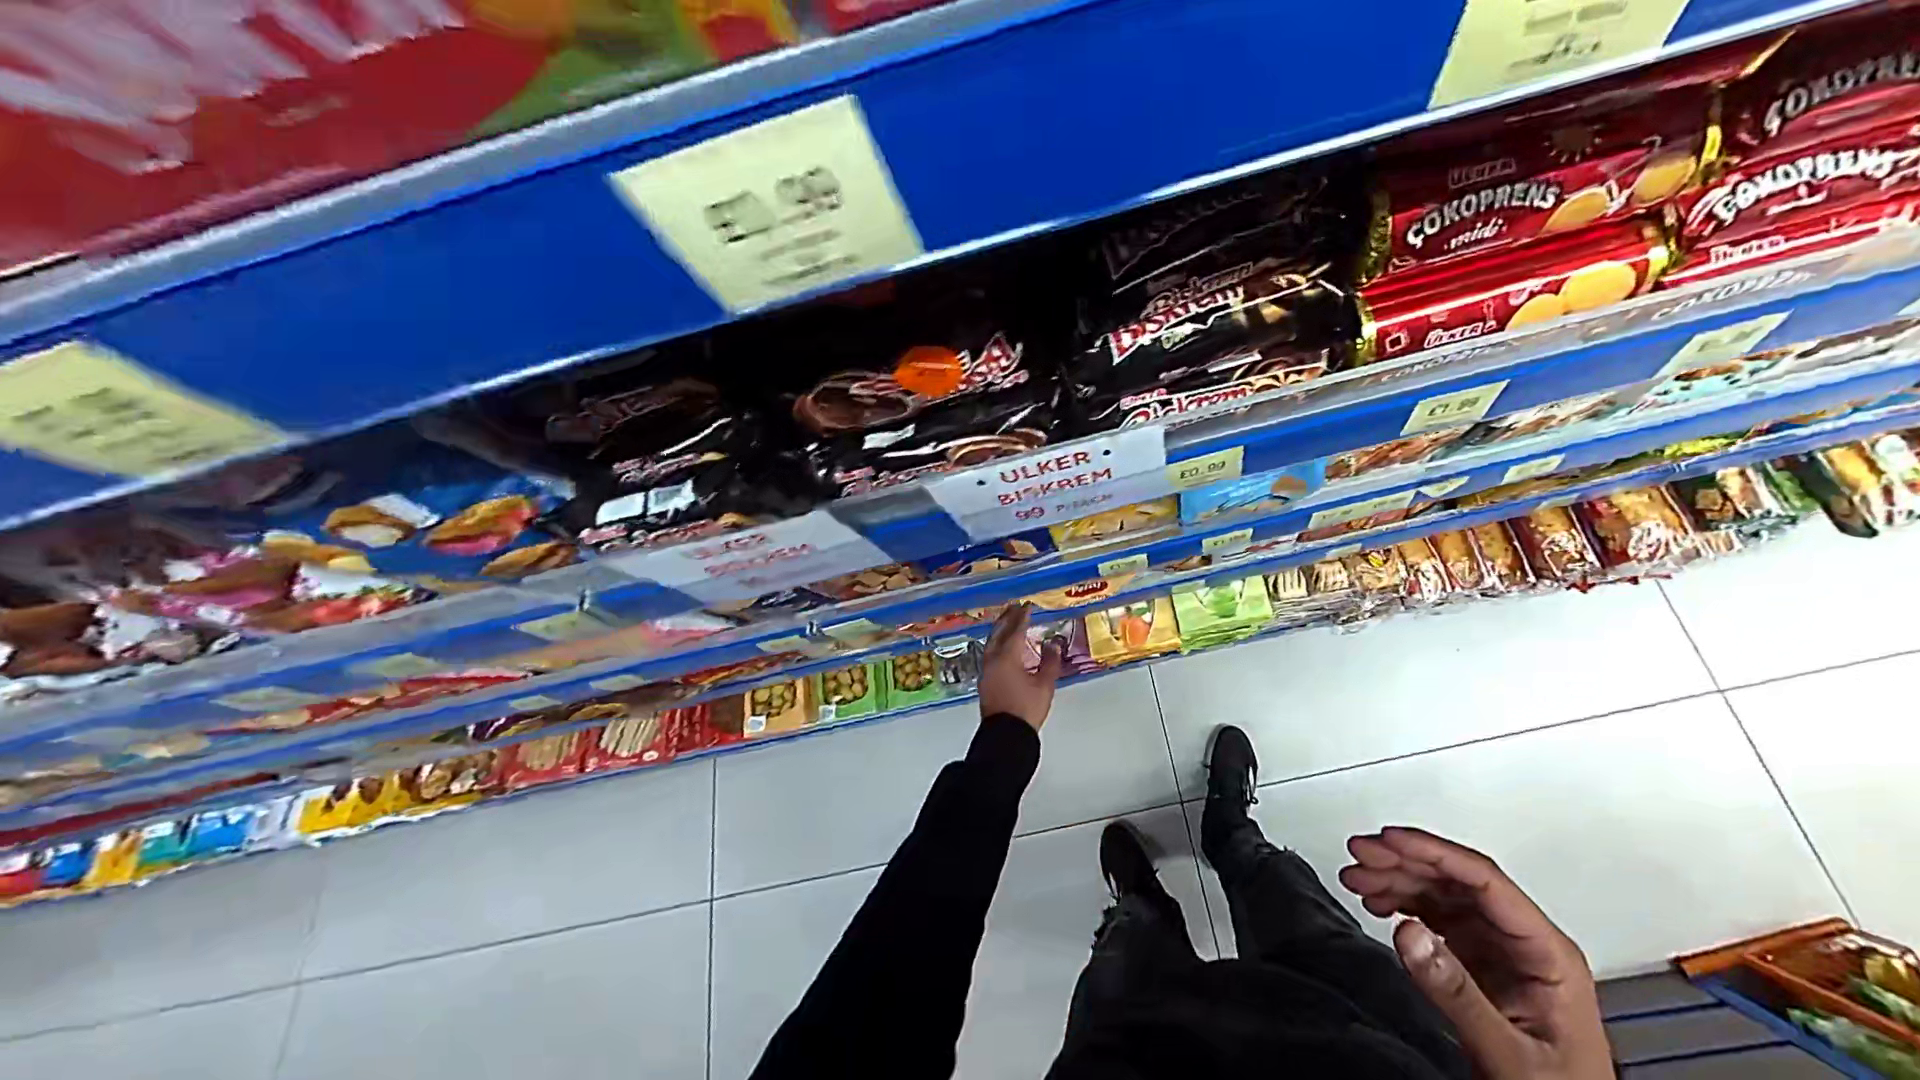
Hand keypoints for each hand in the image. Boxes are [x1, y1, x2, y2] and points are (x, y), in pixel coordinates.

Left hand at [978, 603, 1061, 731]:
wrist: (1005, 735)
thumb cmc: (1026, 708)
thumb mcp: (1044, 685)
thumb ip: (1049, 662)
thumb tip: (1052, 644)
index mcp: (1007, 657)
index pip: (1015, 630)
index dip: (1022, 617)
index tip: (1028, 606)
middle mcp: (993, 660)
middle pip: (999, 633)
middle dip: (1007, 619)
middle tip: (1015, 608)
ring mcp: (986, 671)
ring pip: (992, 643)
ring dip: (1000, 631)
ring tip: (1009, 623)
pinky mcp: (985, 681)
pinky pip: (991, 654)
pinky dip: (998, 644)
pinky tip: (1005, 648)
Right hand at [1339, 827, 1612, 1079]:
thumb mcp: (1509, 1054)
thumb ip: (1457, 994)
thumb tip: (1409, 933)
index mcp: (1546, 953)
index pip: (1484, 880)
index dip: (1433, 852)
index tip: (1389, 840)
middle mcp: (1521, 942)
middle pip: (1456, 879)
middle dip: (1402, 859)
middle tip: (1360, 853)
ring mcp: (1498, 950)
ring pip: (1440, 891)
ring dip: (1395, 877)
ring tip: (1356, 876)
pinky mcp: (1476, 961)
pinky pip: (1432, 913)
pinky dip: (1399, 900)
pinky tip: (1376, 900)